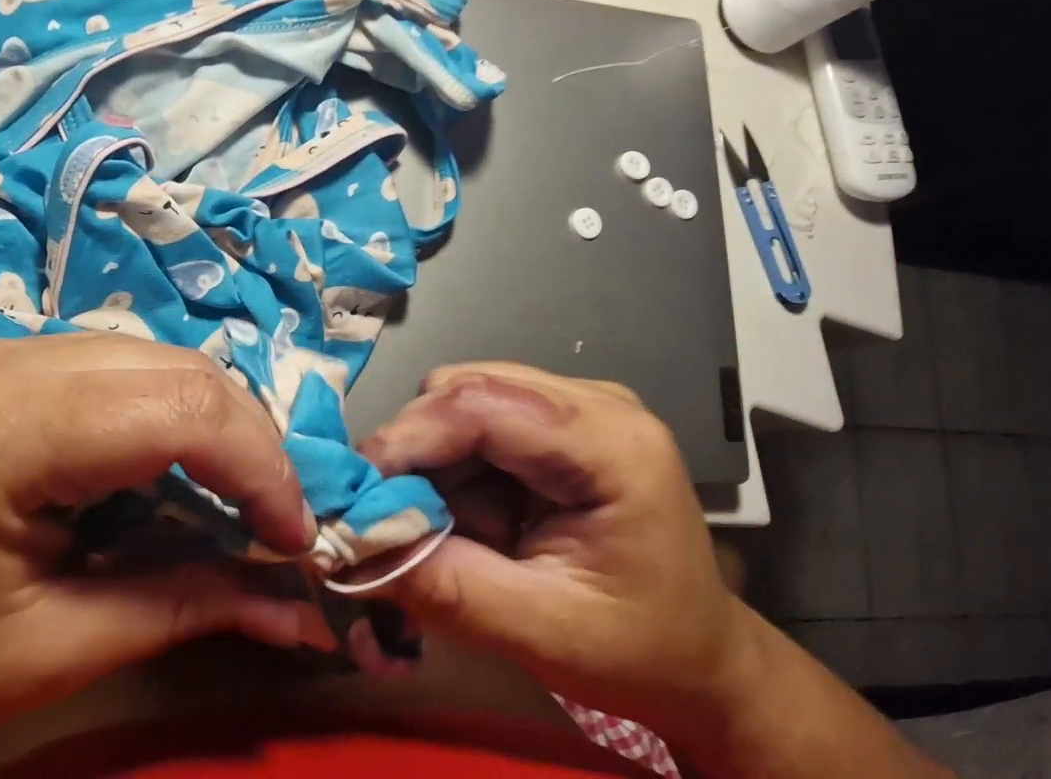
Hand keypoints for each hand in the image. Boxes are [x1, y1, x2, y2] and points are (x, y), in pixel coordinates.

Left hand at [0, 335, 331, 766]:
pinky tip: (178, 467)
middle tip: (276, 522)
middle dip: (247, 441)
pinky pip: (121, 365)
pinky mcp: (6, 364)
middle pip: (176, 368)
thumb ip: (188, 606)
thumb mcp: (59, 650)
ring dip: (214, 422)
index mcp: (2, 438)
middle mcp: (5, 366)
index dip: (259, 467)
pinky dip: (170, 412)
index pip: (176, 409)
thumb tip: (299, 609)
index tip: (294, 539)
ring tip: (237, 498)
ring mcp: (2, 353)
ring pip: (156, 357)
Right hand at [358, 363, 757, 738]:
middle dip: (413, 453)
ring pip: (461, 403)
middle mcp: (594, 403)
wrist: (698, 659)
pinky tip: (470, 523)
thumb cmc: (638, 650)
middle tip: (387, 521)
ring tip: (441, 533)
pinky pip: (476, 427)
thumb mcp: (542, 633)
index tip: (352, 495)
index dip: (406, 439)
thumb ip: (447, 588)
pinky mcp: (557, 425)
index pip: (482, 402)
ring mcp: (577, 408)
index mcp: (612, 443)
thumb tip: (353, 548)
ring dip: (431, 466)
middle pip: (466, 391)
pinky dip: (451, 472)